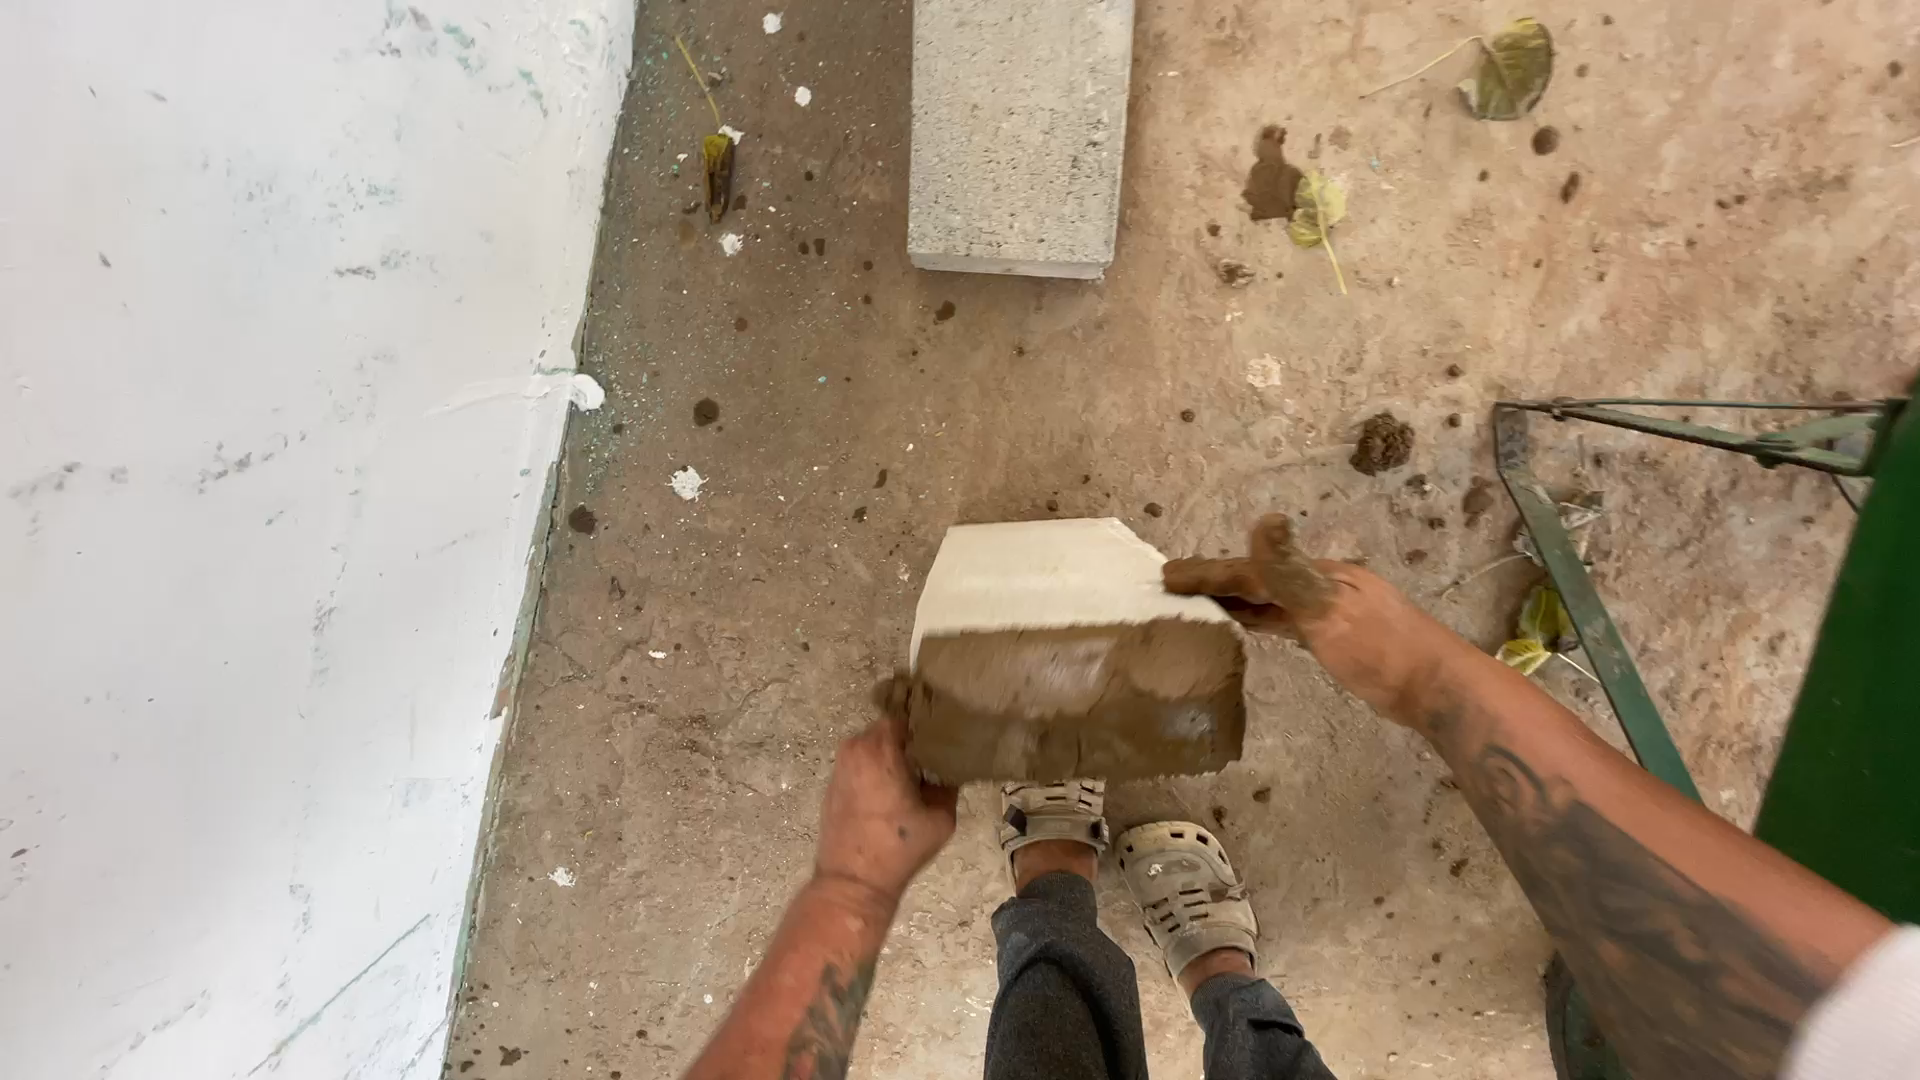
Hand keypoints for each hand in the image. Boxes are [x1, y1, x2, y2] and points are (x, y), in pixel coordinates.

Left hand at [812, 686, 958, 906]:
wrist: (853, 882)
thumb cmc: (899, 847)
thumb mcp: (941, 818)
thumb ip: (949, 785)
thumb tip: (948, 771)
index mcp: (881, 749)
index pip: (905, 717)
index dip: (922, 725)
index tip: (938, 738)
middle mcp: (856, 749)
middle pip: (886, 730)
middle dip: (905, 742)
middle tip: (927, 760)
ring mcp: (840, 766)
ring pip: (870, 747)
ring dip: (887, 757)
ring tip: (909, 778)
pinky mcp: (832, 784)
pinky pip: (858, 765)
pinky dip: (872, 772)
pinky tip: (887, 794)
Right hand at [1164, 515, 1459, 726]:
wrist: (1438, 690)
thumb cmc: (1382, 649)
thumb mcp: (1328, 607)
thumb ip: (1288, 570)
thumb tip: (1263, 521)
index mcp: (1314, 574)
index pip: (1249, 570)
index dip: (1207, 573)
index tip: (1166, 576)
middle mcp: (1318, 585)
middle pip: (1256, 579)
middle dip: (1215, 580)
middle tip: (1174, 585)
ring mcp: (1327, 610)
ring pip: (1268, 599)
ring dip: (1233, 598)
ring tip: (1198, 602)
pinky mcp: (1332, 636)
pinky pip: (1281, 619)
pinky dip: (1257, 618)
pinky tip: (1248, 624)